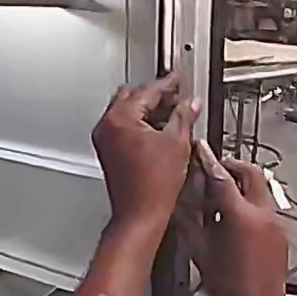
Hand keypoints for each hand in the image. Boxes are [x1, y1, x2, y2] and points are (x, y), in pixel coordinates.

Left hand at [92, 73, 198, 238]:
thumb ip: (184, 117)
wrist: (140, 214)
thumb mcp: (177, 143)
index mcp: (120, 119)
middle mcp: (107, 127)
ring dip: (148, 109)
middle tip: (176, 95)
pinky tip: (160, 130)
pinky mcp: (109, 152)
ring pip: (127, 112)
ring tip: (172, 113)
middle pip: (132, 97)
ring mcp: (106, 140)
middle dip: (156, 95)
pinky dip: (141, 124)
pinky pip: (124, 127)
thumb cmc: (152, 187)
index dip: (167, 84)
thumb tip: (190, 104)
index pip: (146, 91)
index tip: (178, 81)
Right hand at [186, 139, 288, 295]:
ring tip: (221, 199)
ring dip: (241, 186)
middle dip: (233, 166)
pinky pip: (263, 208)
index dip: (209, 160)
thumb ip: (191, 223)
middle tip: (216, 168)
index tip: (202, 149)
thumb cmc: (231, 287)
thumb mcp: (201, 252)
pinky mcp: (279, 233)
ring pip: (258, 190)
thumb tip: (181, 206)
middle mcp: (261, 214)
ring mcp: (274, 222)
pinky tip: (233, 221)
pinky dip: (249, 204)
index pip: (222, 176)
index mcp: (240, 215)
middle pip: (250, 172)